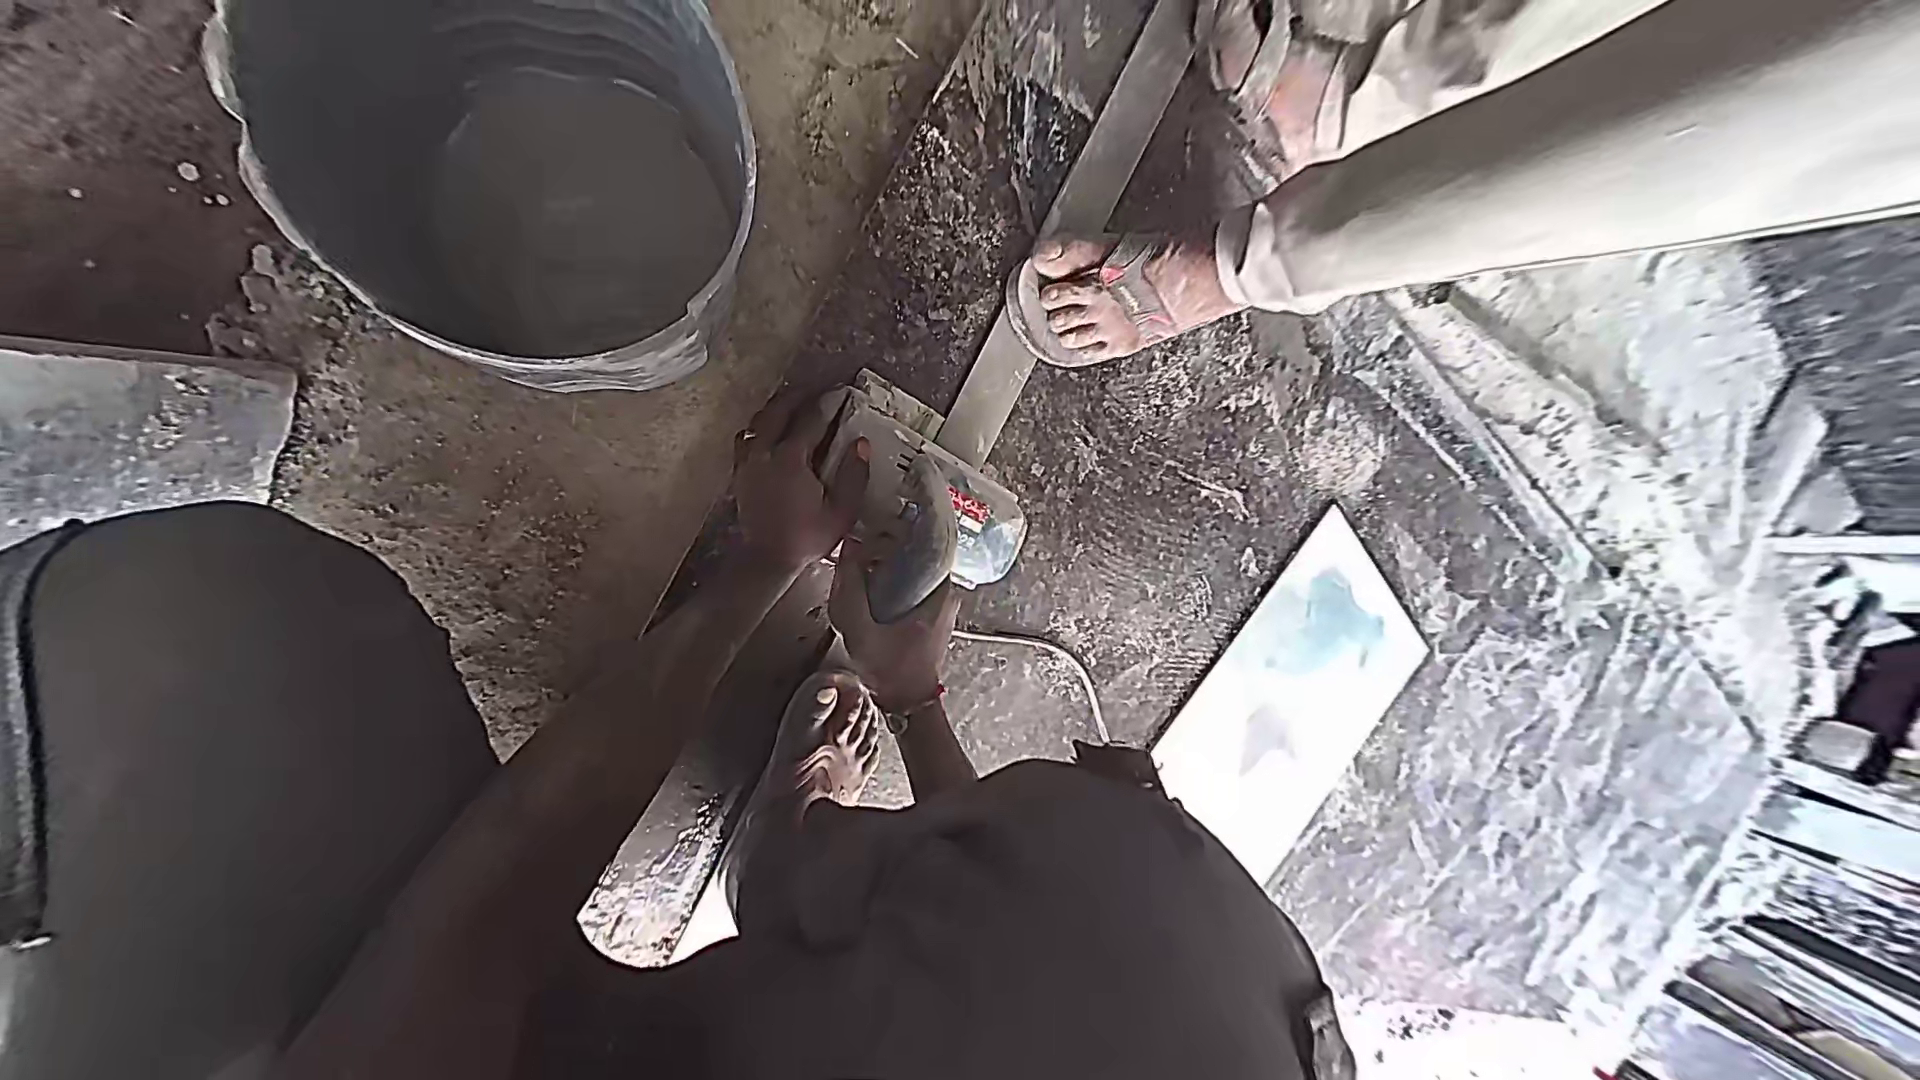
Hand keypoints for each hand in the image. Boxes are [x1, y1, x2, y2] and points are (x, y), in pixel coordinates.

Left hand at [733, 388, 869, 571]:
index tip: (843, 392)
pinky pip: (746, 437)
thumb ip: (853, 476)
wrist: (767, 560)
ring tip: (795, 401)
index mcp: (791, 459)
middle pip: (780, 410)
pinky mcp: (740, 472)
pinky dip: (760, 426)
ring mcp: (748, 461)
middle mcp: (765, 452)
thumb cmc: (808, 537)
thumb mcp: (841, 512)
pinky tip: (769, 430)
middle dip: (800, 394)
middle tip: (819, 387)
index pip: (811, 420)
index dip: (829, 403)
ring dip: (779, 406)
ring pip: (760, 420)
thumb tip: (861, 443)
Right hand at [830, 537, 960, 710]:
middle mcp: (947, 592)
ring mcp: (941, 602)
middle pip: (922, 550)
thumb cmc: (891, 670)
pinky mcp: (931, 611)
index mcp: (939, 591)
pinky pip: (913, 581)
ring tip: (865, 550)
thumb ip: (851, 590)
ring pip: (916, 565)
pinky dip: (894, 574)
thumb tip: (848, 548)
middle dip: (894, 540)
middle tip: (865, 534)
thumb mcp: (861, 631)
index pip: (930, 540)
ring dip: (892, 558)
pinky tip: (872, 575)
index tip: (880, 518)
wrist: (908, 702)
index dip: (904, 525)